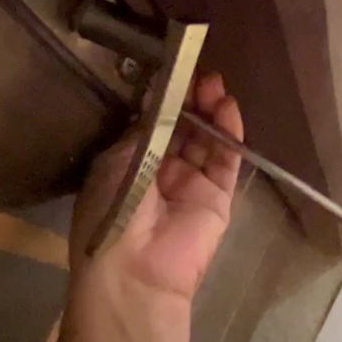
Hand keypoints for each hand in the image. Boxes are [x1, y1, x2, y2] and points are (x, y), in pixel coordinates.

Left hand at [71, 72, 242, 304]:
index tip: (174, 74)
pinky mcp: (218, 197)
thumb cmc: (112, 210)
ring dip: (210, 111)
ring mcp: (191, 185)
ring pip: (206, 140)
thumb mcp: (117, 161)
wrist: (133, 267)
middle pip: (182, 129)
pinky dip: (229, 133)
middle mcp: (160, 172)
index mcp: (128, 164)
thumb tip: (160, 103)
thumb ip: (145, 131)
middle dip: (190, 101)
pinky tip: (228, 106)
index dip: (164, 101)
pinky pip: (226, 160)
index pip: (152, 125)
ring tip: (215, 83)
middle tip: (199, 74)